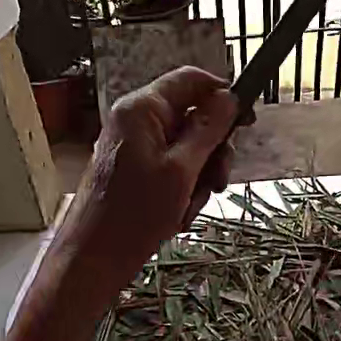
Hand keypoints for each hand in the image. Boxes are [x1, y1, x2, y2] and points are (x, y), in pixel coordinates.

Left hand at [0, 67, 239, 340]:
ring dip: (200, 176)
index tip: (248, 121)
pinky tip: (178, 215)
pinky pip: (172, 168)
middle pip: (193, 117)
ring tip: (191, 206)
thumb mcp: (181, 170)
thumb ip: (208, 129)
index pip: (191, 80)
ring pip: (187, 147)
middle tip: (220, 180)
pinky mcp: (135, 170)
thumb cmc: (134, 215)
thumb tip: (230, 97)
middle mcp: (136, 120)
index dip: (223, 95)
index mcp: (142, 108)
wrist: (92, 260)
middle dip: (213, 150)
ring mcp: (134, 146)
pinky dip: (183, 189)